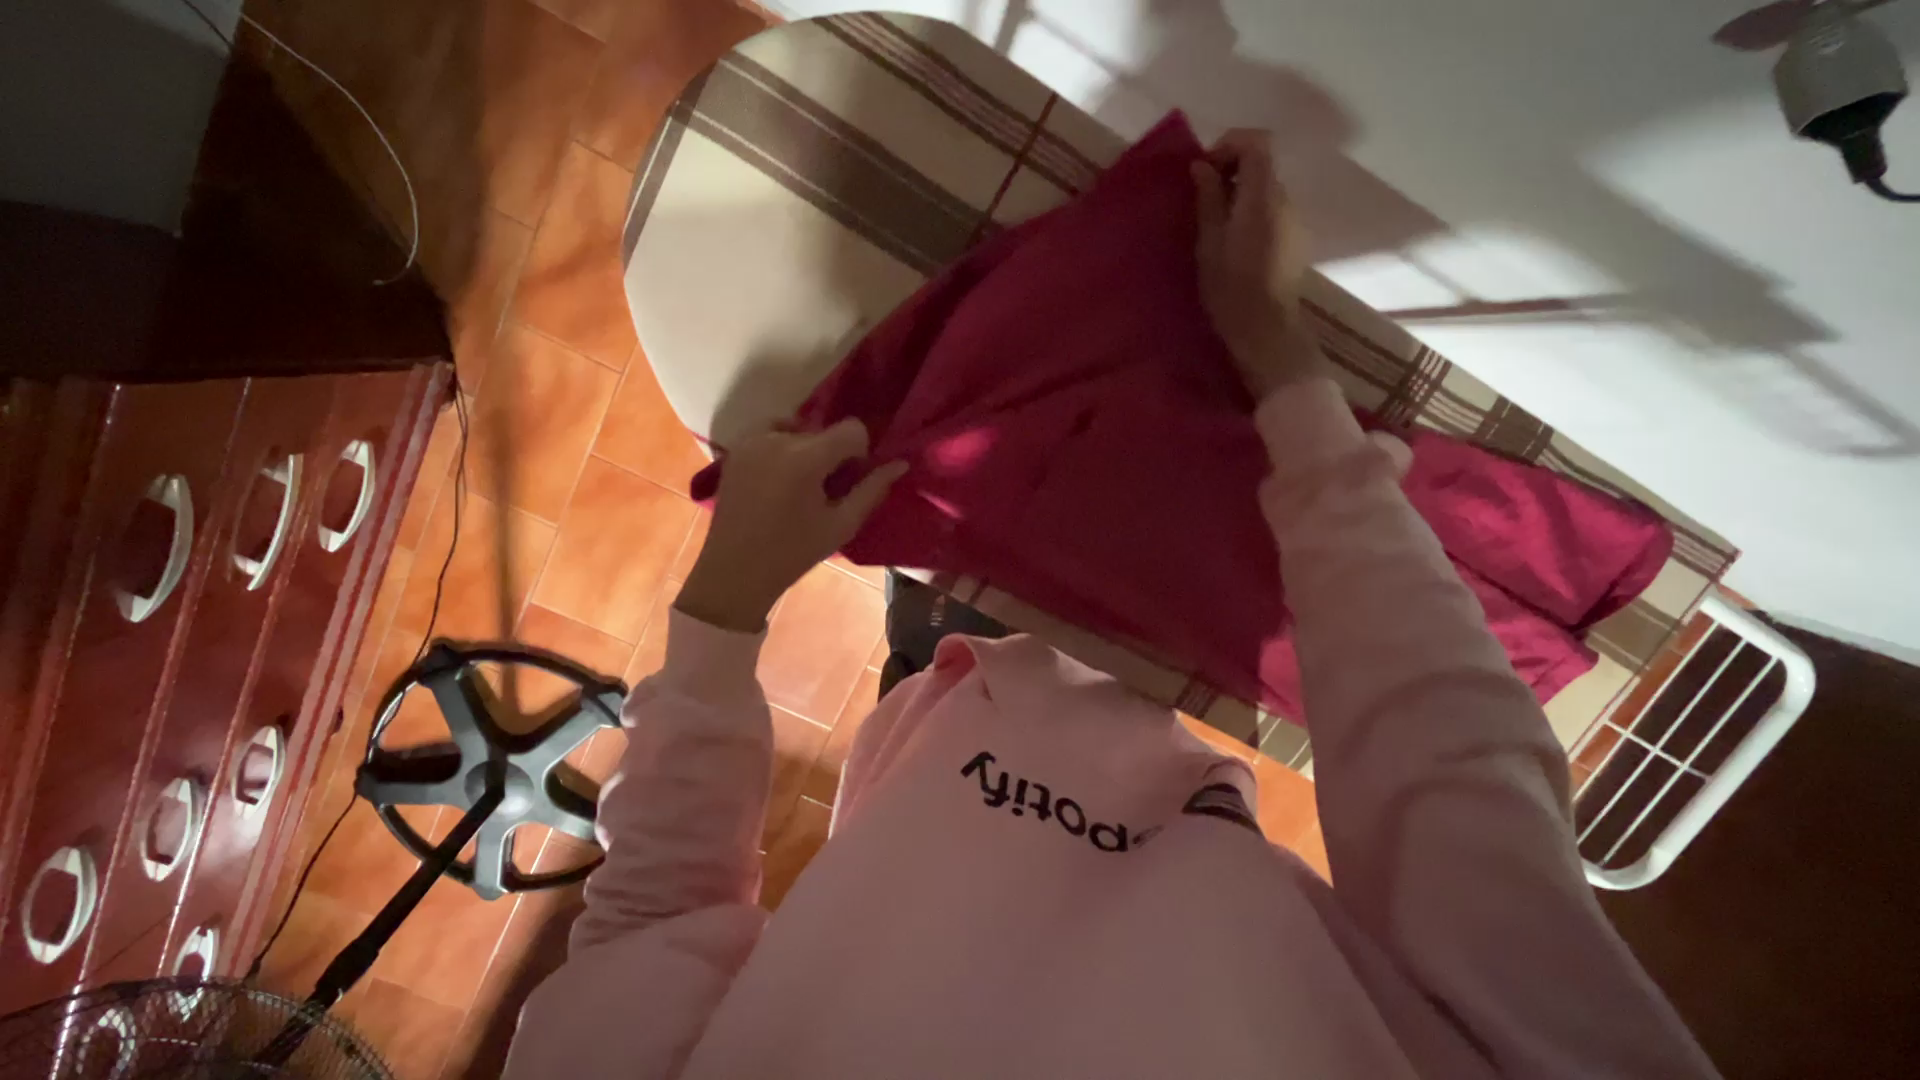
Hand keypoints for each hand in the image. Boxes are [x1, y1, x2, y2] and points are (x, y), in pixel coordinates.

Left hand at [677, 420, 906, 632]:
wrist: (735, 571)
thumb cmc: (793, 553)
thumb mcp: (841, 525)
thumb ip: (872, 490)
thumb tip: (899, 464)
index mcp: (805, 458)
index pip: (851, 429)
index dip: (859, 452)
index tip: (851, 479)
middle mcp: (777, 439)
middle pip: (823, 430)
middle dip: (832, 454)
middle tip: (826, 490)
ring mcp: (751, 441)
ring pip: (798, 428)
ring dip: (807, 448)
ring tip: (801, 484)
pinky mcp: (736, 449)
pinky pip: (771, 433)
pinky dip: (782, 446)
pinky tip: (780, 478)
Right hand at [1191, 129, 1327, 397]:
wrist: (1266, 330)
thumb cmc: (1230, 288)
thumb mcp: (1209, 242)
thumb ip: (1209, 199)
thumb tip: (1203, 167)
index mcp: (1263, 197)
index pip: (1256, 143)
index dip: (1229, 145)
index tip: (1204, 169)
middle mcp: (1286, 201)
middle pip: (1264, 165)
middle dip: (1232, 170)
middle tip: (1203, 197)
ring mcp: (1295, 221)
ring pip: (1267, 190)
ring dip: (1241, 194)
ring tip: (1215, 223)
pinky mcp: (1296, 241)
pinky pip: (1273, 212)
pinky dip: (1252, 213)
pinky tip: (1234, 242)